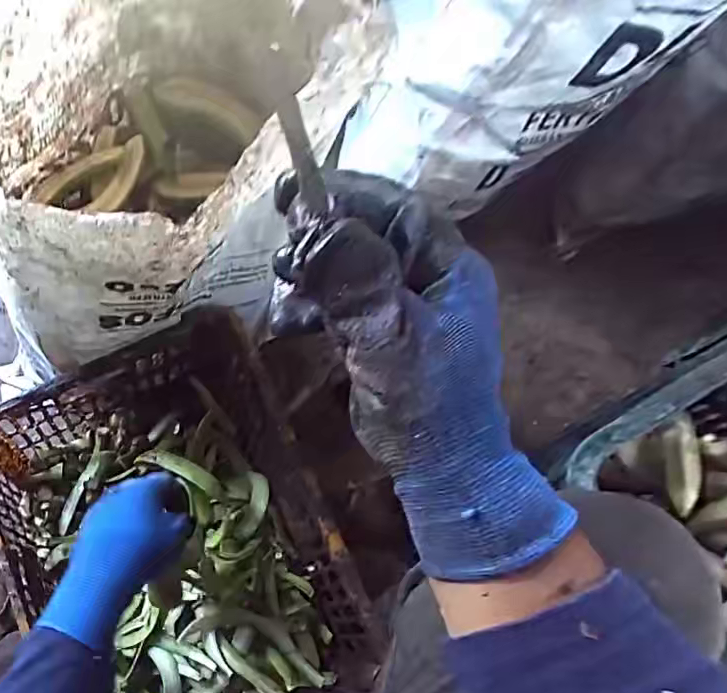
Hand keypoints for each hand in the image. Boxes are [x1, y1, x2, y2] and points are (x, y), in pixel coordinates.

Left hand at [37, 474, 190, 650]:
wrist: (102, 575)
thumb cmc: (147, 552)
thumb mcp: (178, 538)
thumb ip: (182, 522)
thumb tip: (179, 519)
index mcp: (146, 486)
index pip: (169, 482)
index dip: (181, 498)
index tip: (185, 516)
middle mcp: (121, 489)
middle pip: (144, 494)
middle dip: (156, 509)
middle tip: (166, 530)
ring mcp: (99, 507)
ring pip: (124, 509)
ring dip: (136, 522)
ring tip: (146, 546)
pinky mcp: (86, 526)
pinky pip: (109, 525)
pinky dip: (119, 535)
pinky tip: (125, 554)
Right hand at [270, 171, 574, 581]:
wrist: (440, 465)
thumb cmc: (426, 403)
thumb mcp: (392, 338)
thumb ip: (359, 283)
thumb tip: (315, 228)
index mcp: (446, 266)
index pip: (394, 210)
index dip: (346, 196)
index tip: (295, 193)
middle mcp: (427, 279)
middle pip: (367, 237)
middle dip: (321, 239)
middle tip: (281, 251)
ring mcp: (403, 310)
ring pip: (350, 272)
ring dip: (312, 276)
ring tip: (280, 284)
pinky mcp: (381, 339)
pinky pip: (343, 307)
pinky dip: (314, 309)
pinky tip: (289, 323)